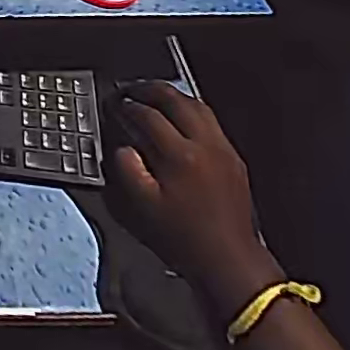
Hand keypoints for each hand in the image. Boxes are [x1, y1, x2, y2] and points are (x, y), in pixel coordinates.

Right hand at [106, 81, 281, 316]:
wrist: (229, 260)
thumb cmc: (184, 236)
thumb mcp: (143, 205)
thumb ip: (127, 168)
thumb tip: (122, 147)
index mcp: (180, 155)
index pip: (148, 115)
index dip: (127, 106)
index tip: (115, 106)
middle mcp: (205, 146)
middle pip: (176, 100)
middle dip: (149, 89)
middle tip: (131, 89)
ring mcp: (223, 150)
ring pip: (197, 106)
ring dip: (172, 96)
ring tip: (154, 95)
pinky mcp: (234, 159)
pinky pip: (211, 120)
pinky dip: (190, 110)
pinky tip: (179, 117)